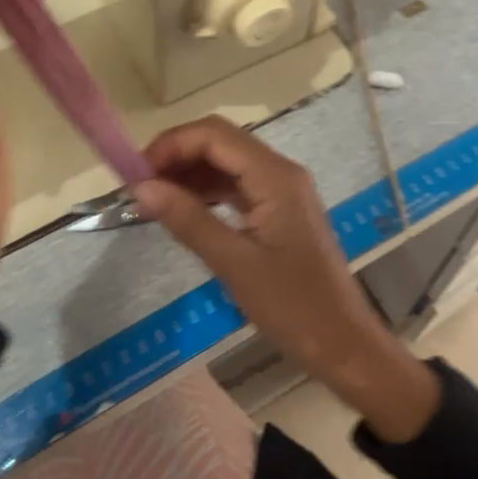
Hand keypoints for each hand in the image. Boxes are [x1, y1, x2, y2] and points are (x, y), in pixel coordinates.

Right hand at [132, 117, 441, 442]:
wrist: (342, 342)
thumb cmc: (292, 305)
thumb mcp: (234, 264)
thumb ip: (188, 219)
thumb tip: (140, 187)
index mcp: (274, 176)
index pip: (214, 135)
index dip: (171, 144)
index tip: (135, 173)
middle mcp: (280, 171)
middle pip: (221, 142)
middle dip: (177, 155)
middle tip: (139, 186)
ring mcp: (282, 190)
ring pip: (227, 162)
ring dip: (190, 173)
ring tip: (152, 199)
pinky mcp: (280, 210)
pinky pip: (237, 185)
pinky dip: (207, 191)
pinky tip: (182, 210)